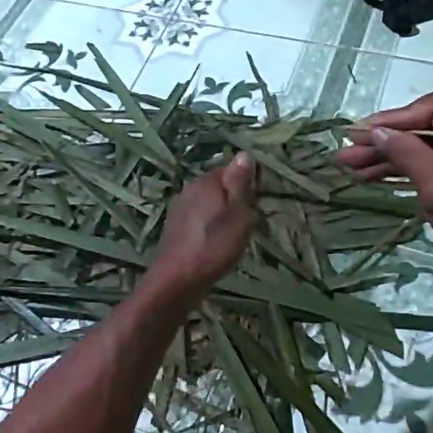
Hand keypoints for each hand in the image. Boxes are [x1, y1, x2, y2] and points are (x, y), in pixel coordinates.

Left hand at [147, 152, 256, 293]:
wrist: (178, 279)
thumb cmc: (214, 245)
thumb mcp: (237, 212)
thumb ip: (239, 183)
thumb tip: (244, 153)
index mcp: (205, 182)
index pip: (231, 169)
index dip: (246, 183)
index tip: (257, 202)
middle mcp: (189, 190)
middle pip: (219, 187)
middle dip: (234, 200)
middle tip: (248, 221)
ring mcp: (179, 209)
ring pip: (208, 204)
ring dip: (222, 215)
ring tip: (233, 235)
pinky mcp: (176, 229)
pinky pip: (199, 220)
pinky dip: (209, 227)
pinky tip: (215, 244)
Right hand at [336, 93, 432, 272]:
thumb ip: (407, 153)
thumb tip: (378, 131)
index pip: (430, 109)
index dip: (390, 120)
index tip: (357, 134)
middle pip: (428, 127)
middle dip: (386, 142)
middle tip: (347, 155)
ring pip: (431, 147)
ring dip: (394, 157)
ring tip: (353, 169)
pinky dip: (413, 169)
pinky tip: (381, 176)